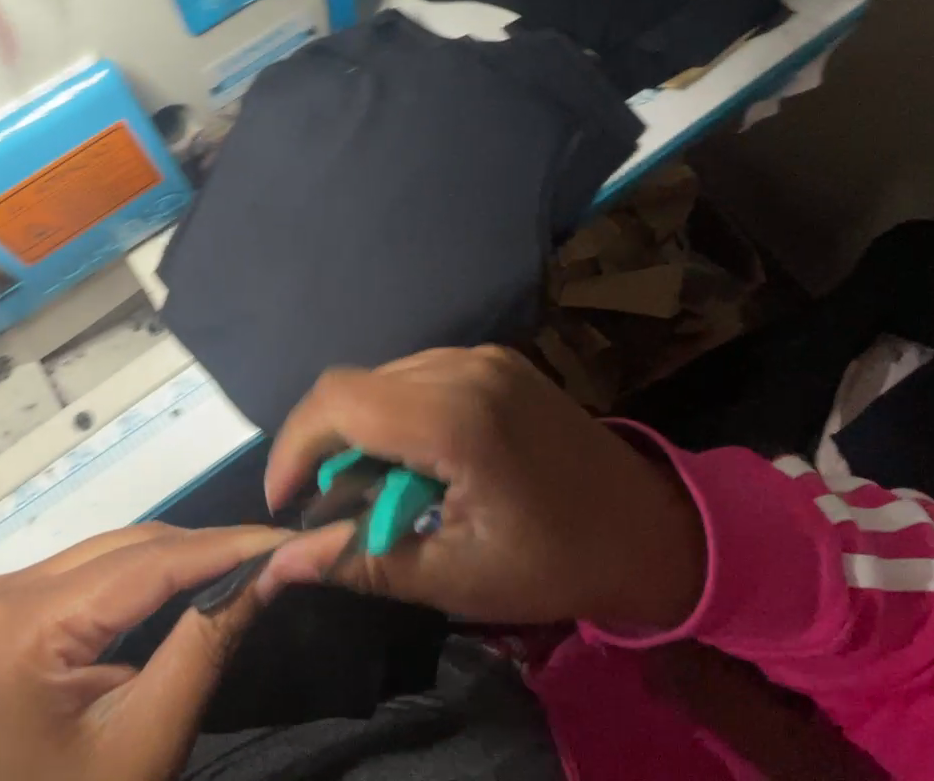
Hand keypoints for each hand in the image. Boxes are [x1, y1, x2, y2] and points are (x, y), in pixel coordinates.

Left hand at [0, 524, 287, 780]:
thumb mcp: (148, 737)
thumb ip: (207, 643)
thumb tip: (273, 567)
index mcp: (25, 624)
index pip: (149, 562)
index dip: (227, 545)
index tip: (290, 537)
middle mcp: (3, 590)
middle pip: (130, 548)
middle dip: (208, 547)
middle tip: (278, 552)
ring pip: (114, 550)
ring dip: (181, 555)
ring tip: (245, 559)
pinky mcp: (5, 605)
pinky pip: (92, 569)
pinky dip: (146, 571)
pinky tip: (189, 574)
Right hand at [260, 346, 704, 626]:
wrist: (653, 529)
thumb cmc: (556, 564)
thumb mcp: (454, 578)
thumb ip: (360, 562)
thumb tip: (280, 558)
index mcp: (457, 417)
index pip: (338, 402)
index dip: (293, 447)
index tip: (284, 501)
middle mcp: (465, 367)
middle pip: (353, 386)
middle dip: (322, 444)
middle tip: (326, 504)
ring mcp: (484, 357)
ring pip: (381, 379)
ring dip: (358, 429)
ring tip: (370, 488)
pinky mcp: (496, 360)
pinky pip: (417, 375)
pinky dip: (393, 415)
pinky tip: (410, 459)